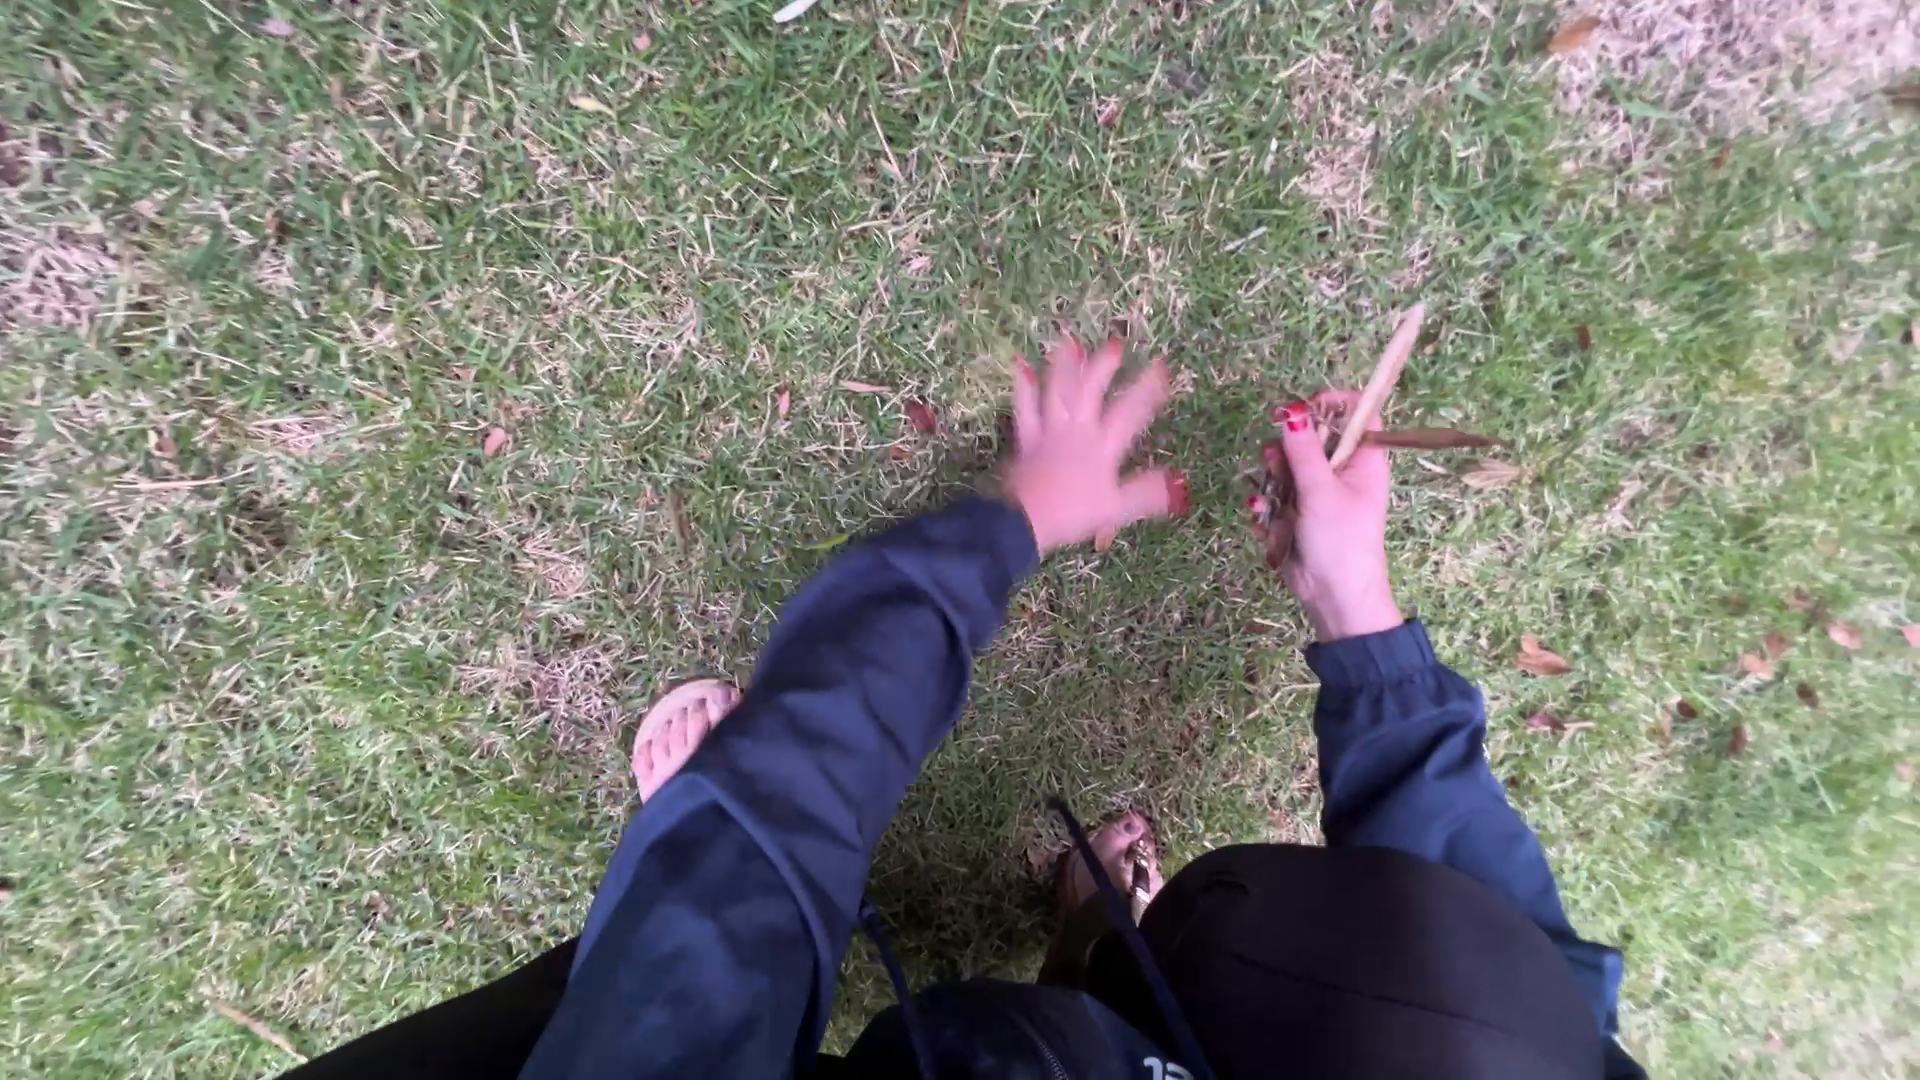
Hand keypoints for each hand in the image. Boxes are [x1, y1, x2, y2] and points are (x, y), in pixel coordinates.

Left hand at [1002, 336, 1187, 553]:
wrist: (1023, 519)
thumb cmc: (1071, 514)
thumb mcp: (1116, 509)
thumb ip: (1146, 493)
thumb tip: (1179, 482)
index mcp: (1102, 447)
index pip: (1129, 412)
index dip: (1146, 389)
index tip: (1160, 365)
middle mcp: (1076, 432)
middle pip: (1091, 392)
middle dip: (1104, 367)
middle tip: (1114, 345)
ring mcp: (1048, 432)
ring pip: (1057, 392)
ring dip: (1064, 366)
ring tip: (1068, 342)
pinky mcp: (1025, 439)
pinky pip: (1024, 408)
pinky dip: (1023, 386)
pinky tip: (1019, 366)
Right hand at [1273, 391, 1402, 641]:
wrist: (1332, 595)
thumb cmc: (1341, 541)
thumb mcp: (1321, 492)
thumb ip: (1303, 451)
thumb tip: (1290, 410)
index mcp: (1362, 460)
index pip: (1356, 414)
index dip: (1330, 405)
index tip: (1301, 409)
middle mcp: (1340, 471)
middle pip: (1309, 437)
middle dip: (1285, 449)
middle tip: (1274, 459)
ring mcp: (1315, 492)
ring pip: (1284, 466)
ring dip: (1269, 480)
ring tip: (1267, 497)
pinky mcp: (1293, 512)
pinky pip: (1272, 495)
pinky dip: (1264, 505)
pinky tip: (1261, 517)